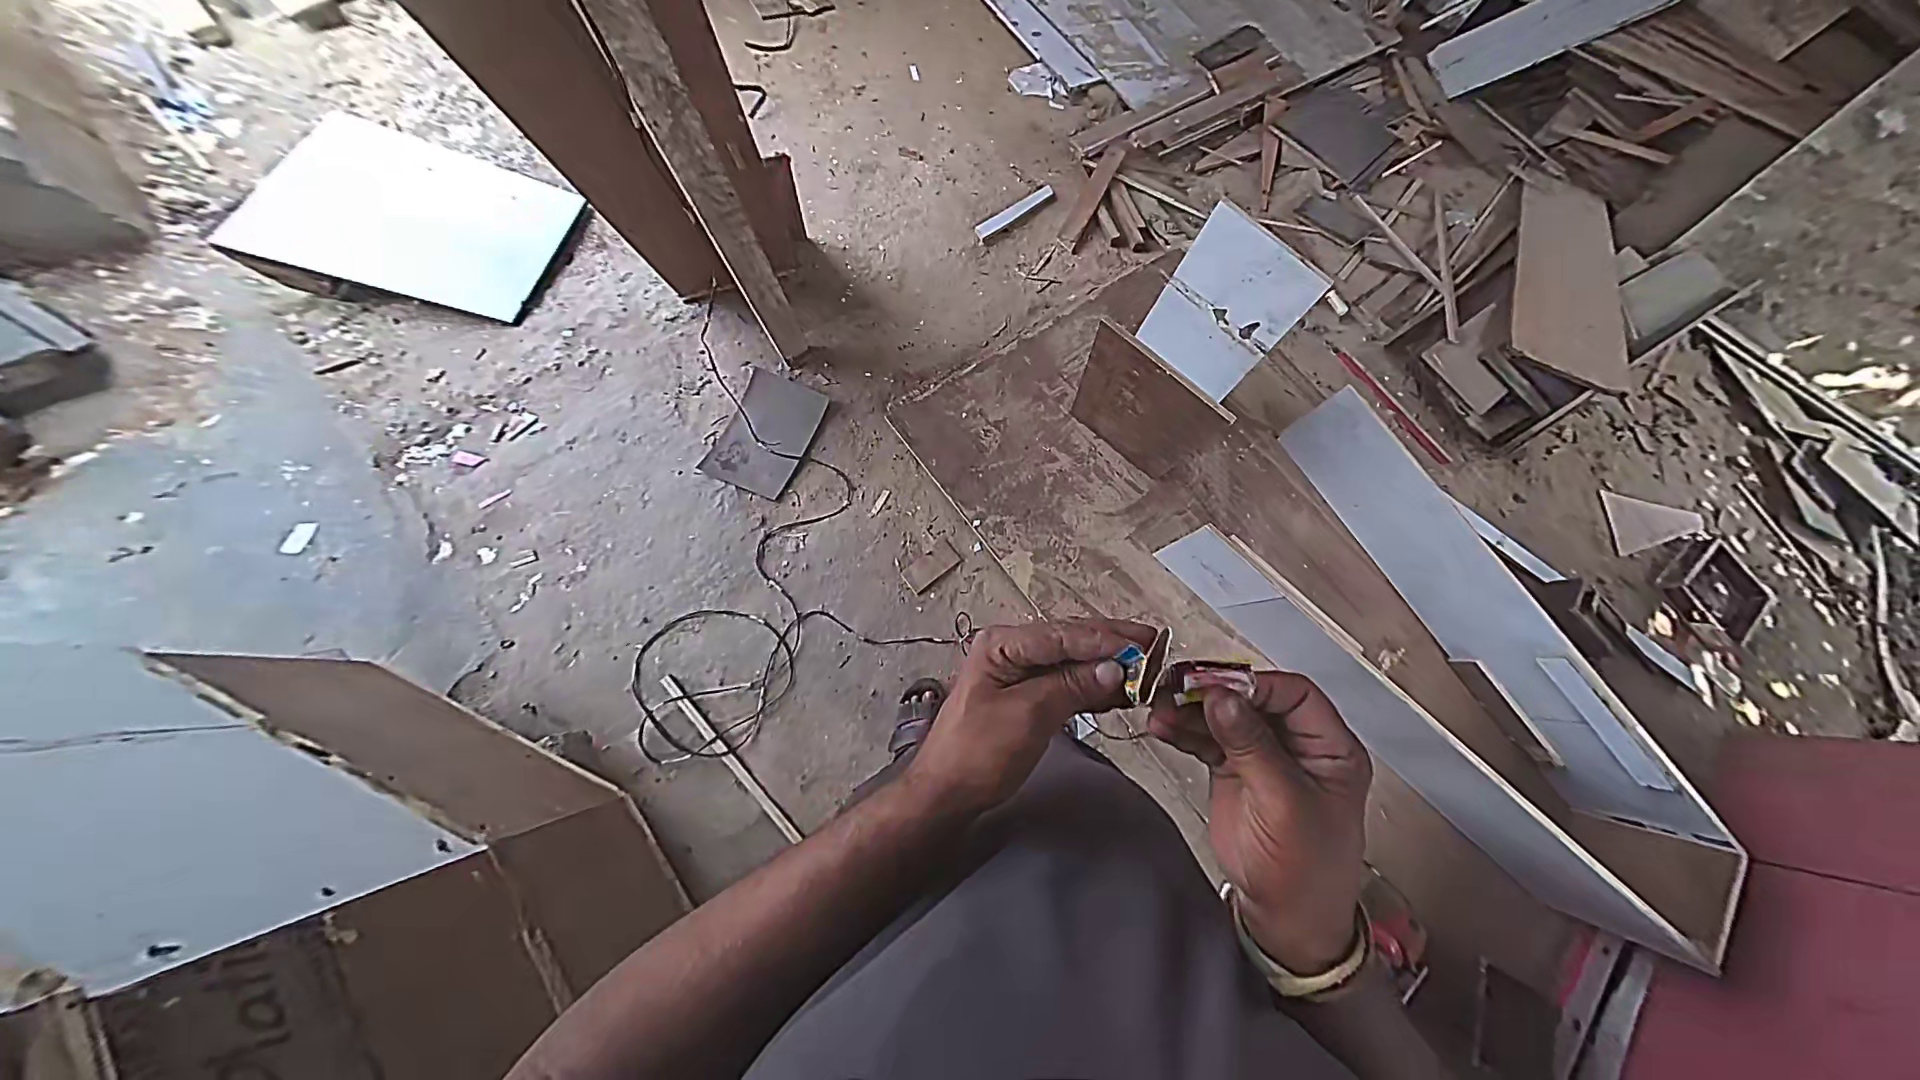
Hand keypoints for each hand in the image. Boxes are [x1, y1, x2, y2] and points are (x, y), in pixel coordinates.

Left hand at [904, 618, 1153, 814]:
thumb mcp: (1026, 716)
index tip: (1143, 645)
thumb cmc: (976, 754)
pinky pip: (1068, 682)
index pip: (1062, 634)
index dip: (1105, 639)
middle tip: (1155, 647)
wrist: (948, 794)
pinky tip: (1122, 689)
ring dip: (1109, 665)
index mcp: (1001, 644)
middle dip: (1112, 645)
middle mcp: (1011, 650)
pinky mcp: (1029, 696)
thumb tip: (1115, 668)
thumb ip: (1070, 686)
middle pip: (1070, 641)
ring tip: (1148, 666)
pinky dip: (1095, 686)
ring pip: (1073, 661)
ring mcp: (1020, 673)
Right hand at [1149, 672, 1371, 973]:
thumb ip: (1252, 747)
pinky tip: (1164, 727)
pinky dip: (1182, 730)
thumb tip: (1222, 699)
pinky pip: (1204, 738)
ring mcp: (1260, 755)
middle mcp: (1294, 745)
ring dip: (1189, 710)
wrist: (1285, 919)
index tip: (1215, 687)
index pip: (1292, 694)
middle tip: (1178, 689)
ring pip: (1222, 715)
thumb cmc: (1308, 873)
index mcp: (1328, 748)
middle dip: (1212, 692)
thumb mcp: (1284, 804)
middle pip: (1250, 699)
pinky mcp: (1232, 769)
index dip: (1253, 685)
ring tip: (1162, 710)